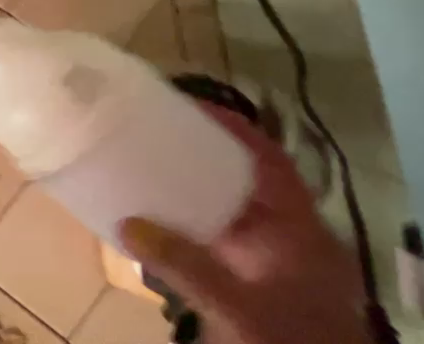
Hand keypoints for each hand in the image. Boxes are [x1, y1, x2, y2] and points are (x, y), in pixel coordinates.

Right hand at [121, 107, 368, 343]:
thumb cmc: (293, 341)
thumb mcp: (241, 308)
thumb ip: (186, 266)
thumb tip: (125, 223)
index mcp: (299, 231)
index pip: (269, 163)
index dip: (233, 128)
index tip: (186, 104)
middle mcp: (284, 237)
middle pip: (240, 177)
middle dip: (195, 149)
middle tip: (145, 126)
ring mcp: (265, 260)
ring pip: (221, 204)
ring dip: (182, 182)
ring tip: (133, 160)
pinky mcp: (245, 280)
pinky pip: (206, 233)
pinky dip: (177, 216)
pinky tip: (143, 212)